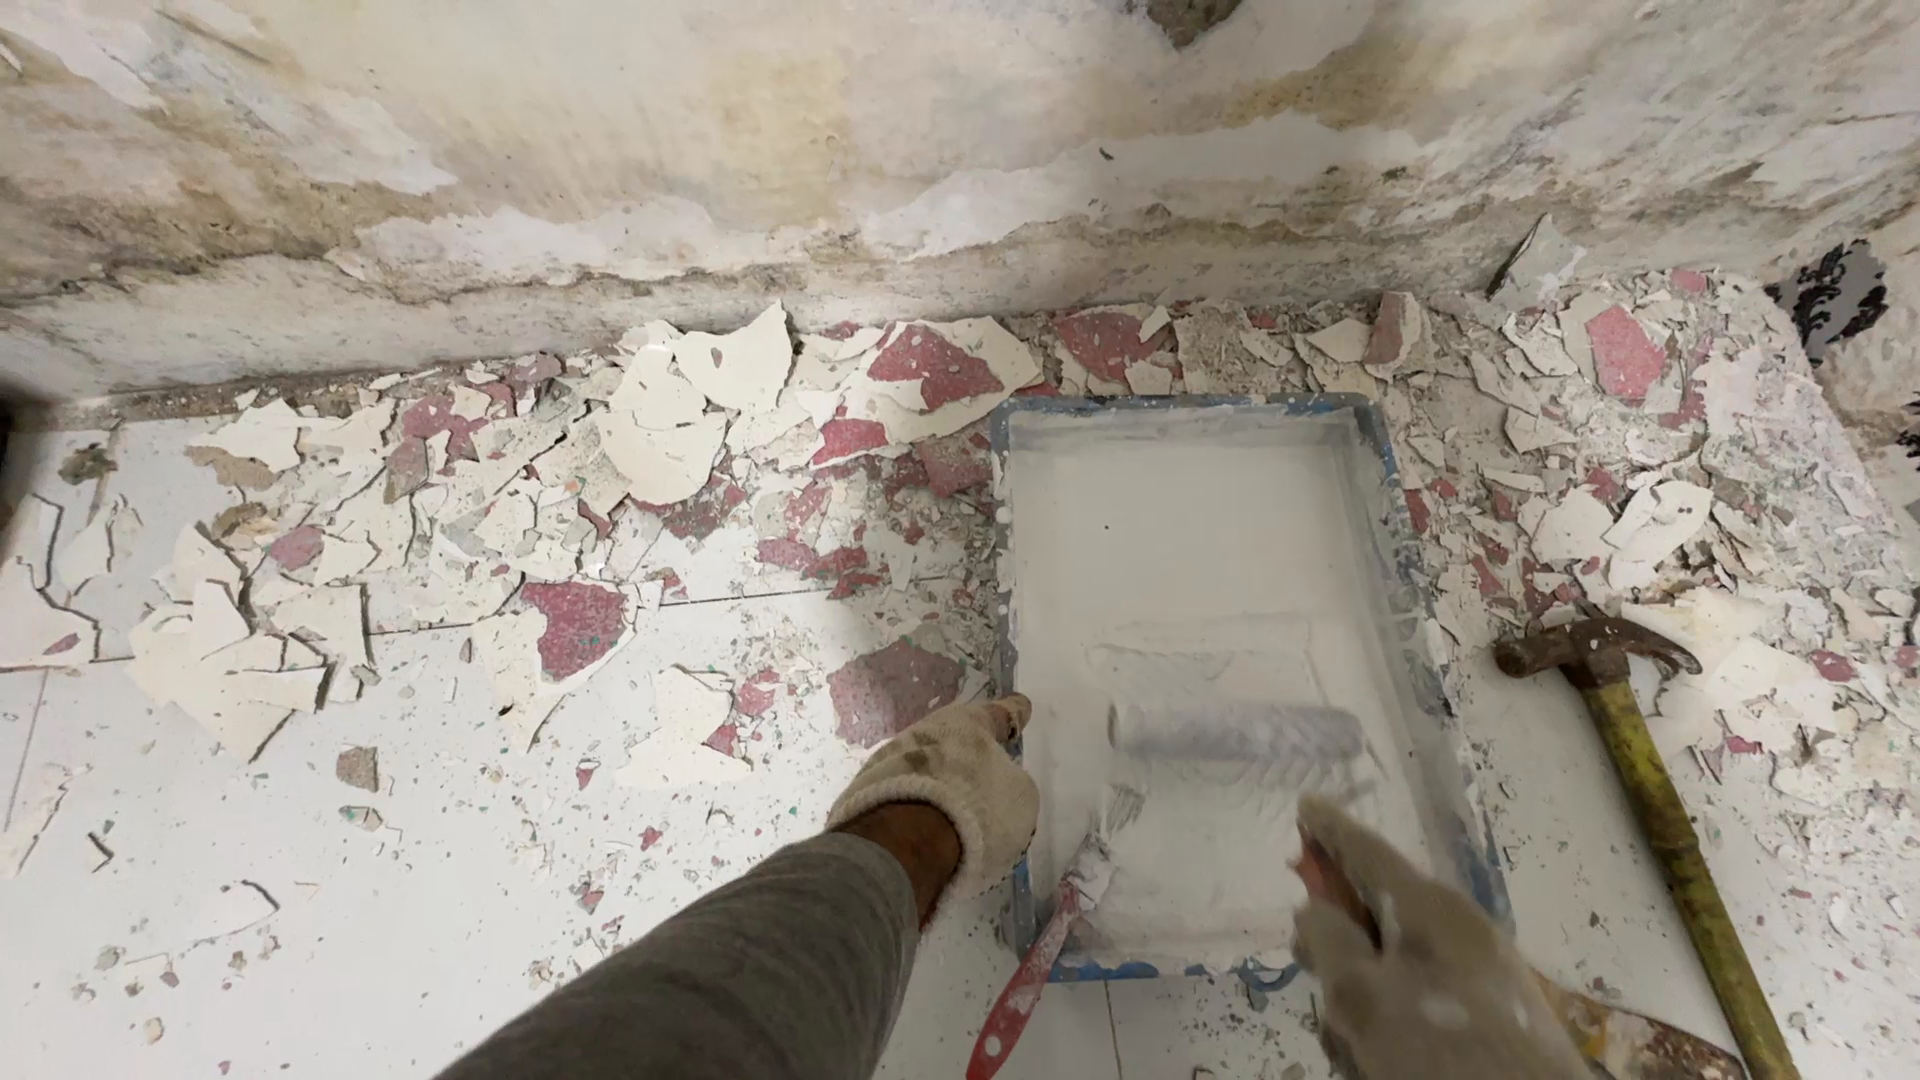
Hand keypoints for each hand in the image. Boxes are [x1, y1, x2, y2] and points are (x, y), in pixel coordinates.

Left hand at [827, 695, 1036, 913]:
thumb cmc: (977, 807)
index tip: (1020, 707)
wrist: (906, 838)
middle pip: (958, 737)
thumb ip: (1012, 785)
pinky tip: (926, 826)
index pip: (1002, 713)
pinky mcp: (871, 786)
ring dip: (941, 780)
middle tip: (983, 773)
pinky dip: (918, 804)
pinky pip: (906, 791)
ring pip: (929, 764)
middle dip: (969, 753)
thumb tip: (996, 788)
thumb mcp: (1019, 798)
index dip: (1014, 713)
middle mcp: (931, 728)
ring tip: (954, 811)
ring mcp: (896, 754)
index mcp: (972, 721)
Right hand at [1291, 795, 1587, 1079]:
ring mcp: (1482, 974)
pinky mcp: (1495, 1018)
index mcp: (1430, 908)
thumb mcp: (1361, 995)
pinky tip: (1382, 1060)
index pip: (1367, 850)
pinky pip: (1420, 995)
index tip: (1305, 804)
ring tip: (1355, 1044)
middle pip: (1375, 909)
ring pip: (1392, 961)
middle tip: (1309, 966)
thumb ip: (1326, 939)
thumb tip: (1314, 908)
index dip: (1329, 828)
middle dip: (1336, 936)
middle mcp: (1460, 928)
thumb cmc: (1444, 1055)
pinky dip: (1392, 1016)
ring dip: (1360, 992)